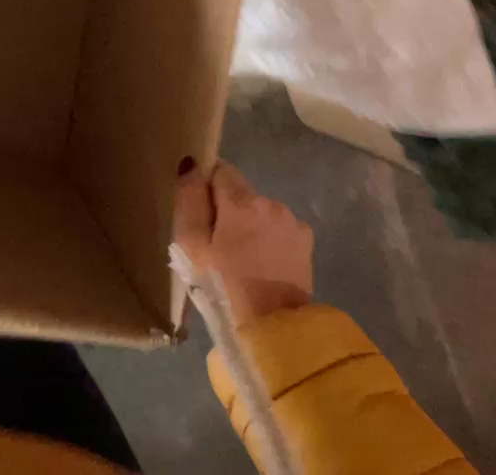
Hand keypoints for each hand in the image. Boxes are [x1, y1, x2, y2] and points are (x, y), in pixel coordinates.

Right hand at [172, 160, 312, 322]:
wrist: (273, 331)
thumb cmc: (221, 285)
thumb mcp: (191, 244)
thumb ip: (188, 199)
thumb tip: (192, 164)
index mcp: (242, 201)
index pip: (220, 170)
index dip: (205, 190)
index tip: (202, 218)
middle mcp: (272, 203)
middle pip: (240, 191)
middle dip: (227, 209)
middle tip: (217, 245)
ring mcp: (294, 224)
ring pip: (260, 210)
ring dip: (249, 224)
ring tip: (240, 258)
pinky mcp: (306, 244)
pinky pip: (279, 228)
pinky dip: (268, 238)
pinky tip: (262, 264)